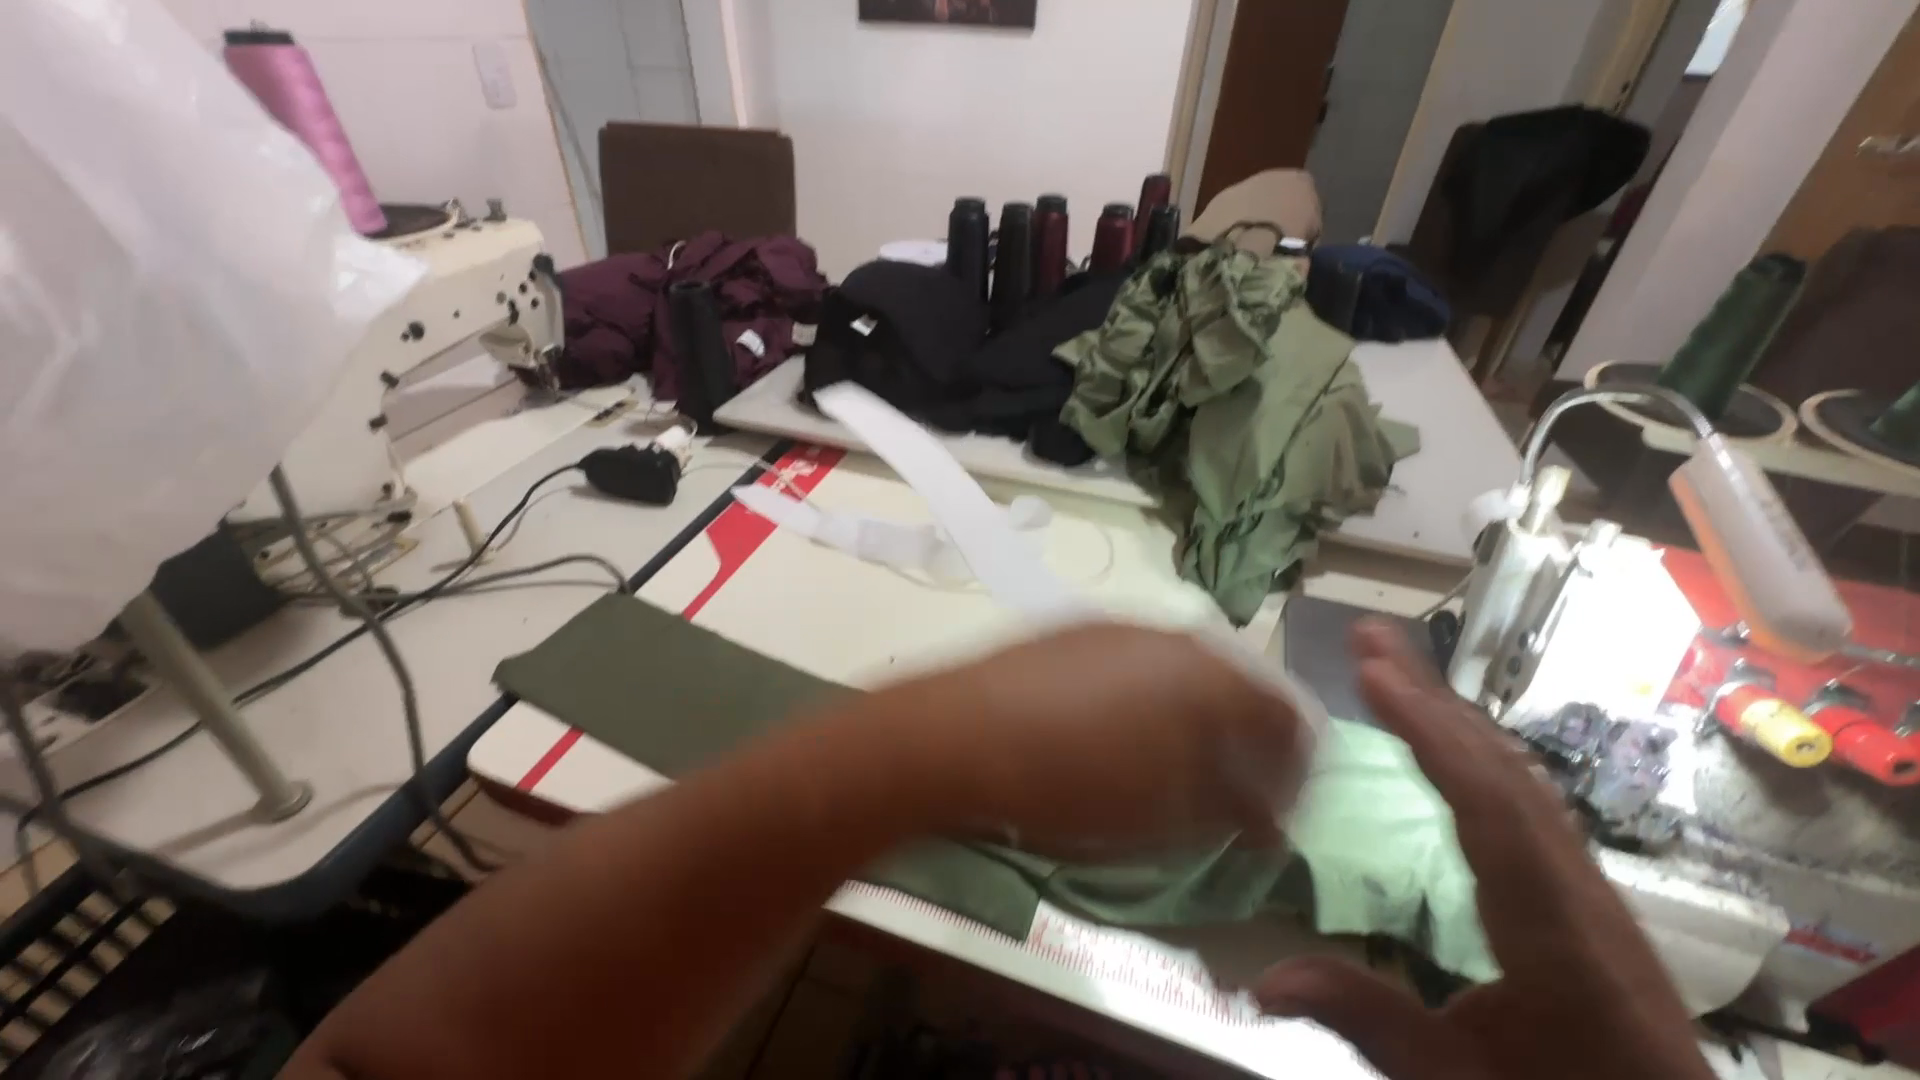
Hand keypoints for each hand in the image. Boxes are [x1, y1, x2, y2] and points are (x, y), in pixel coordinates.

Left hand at [865, 621, 1309, 856]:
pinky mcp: (1073, 631)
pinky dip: (1149, 698)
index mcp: (1210, 677)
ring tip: (1175, 763)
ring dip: (1196, 717)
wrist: (957, 735)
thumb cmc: (1070, 783)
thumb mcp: (1165, 815)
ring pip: (1183, 672)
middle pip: (1235, 687)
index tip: (1280, 811)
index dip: (1294, 768)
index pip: (1285, 718)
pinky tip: (1119, 729)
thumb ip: (1232, 809)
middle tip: (1233, 789)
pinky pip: (1135, 664)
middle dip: (1245, 740)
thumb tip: (1267, 816)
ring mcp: (1118, 627)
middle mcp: (1172, 636)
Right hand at [1252, 620, 1714, 1079]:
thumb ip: (1366, 1020)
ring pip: (1517, 779)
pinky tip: (1444, 736)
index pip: (1488, 810)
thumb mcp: (1460, 1079)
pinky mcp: (1576, 888)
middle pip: (1501, 773)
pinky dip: (1473, 750)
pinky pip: (1522, 800)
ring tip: (1390, 667)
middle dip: (1430, 697)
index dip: (1428, 735)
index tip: (1371, 674)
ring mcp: (1584, 885)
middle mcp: (1579, 891)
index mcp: (1557, 934)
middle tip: (1366, 638)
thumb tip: (1261, 980)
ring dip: (1450, 714)